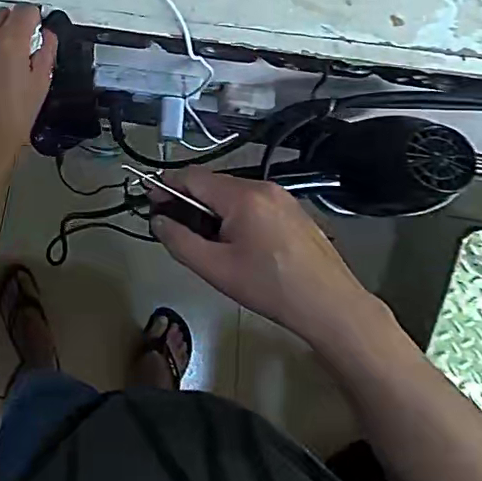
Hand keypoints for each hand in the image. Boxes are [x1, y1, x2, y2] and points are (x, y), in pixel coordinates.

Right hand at [149, 170, 380, 348]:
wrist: (330, 304)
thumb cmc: (271, 288)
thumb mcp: (216, 269)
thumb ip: (180, 242)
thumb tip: (159, 221)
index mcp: (242, 196)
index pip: (193, 177)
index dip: (168, 185)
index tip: (151, 198)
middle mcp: (263, 187)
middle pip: (214, 183)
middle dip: (189, 200)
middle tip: (173, 225)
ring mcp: (282, 197)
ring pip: (233, 193)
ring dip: (212, 208)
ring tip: (204, 240)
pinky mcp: (293, 210)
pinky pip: (254, 202)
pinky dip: (235, 213)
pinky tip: (236, 242)